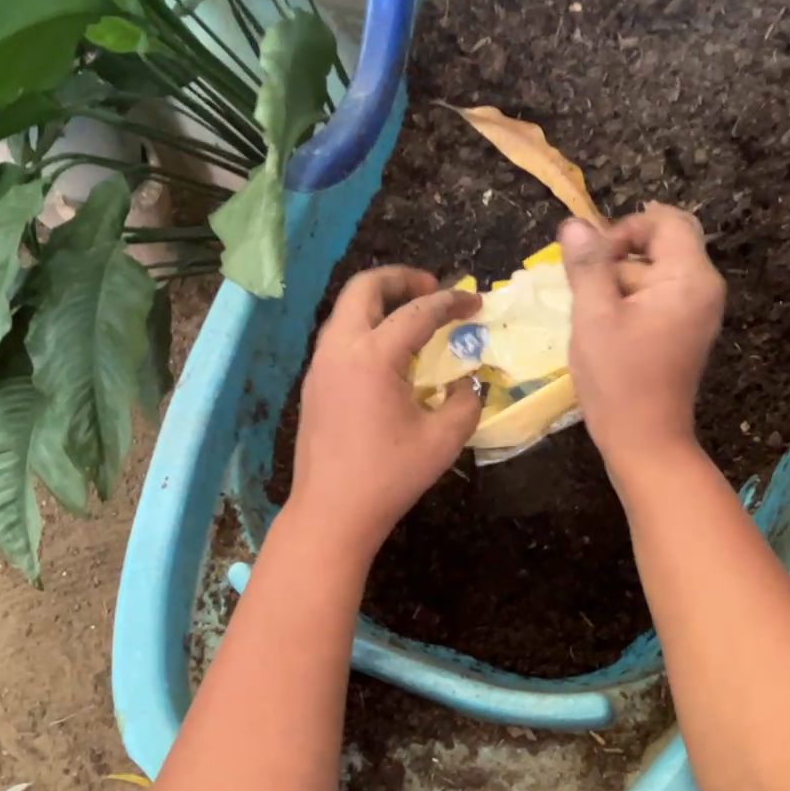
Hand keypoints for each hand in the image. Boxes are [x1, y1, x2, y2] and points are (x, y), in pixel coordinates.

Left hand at [287, 266, 483, 554]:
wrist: (332, 512)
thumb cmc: (389, 477)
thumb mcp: (443, 440)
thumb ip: (465, 401)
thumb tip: (465, 383)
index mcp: (372, 356)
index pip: (418, 311)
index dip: (452, 302)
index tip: (476, 303)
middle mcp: (340, 349)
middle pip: (365, 288)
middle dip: (402, 279)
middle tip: (433, 289)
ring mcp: (320, 366)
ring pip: (346, 311)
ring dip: (380, 303)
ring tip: (412, 320)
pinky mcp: (313, 385)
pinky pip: (339, 338)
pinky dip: (365, 329)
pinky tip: (388, 357)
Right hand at [560, 204, 726, 471]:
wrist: (644, 442)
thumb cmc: (618, 380)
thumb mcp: (593, 316)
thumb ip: (587, 265)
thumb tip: (575, 224)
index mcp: (689, 277)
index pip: (664, 220)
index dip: (623, 230)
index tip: (592, 262)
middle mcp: (703, 289)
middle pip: (661, 246)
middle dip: (619, 260)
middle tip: (588, 292)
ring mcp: (697, 314)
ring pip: (655, 275)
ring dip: (619, 287)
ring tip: (594, 321)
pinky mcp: (685, 334)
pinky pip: (658, 301)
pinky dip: (630, 307)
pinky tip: (607, 334)